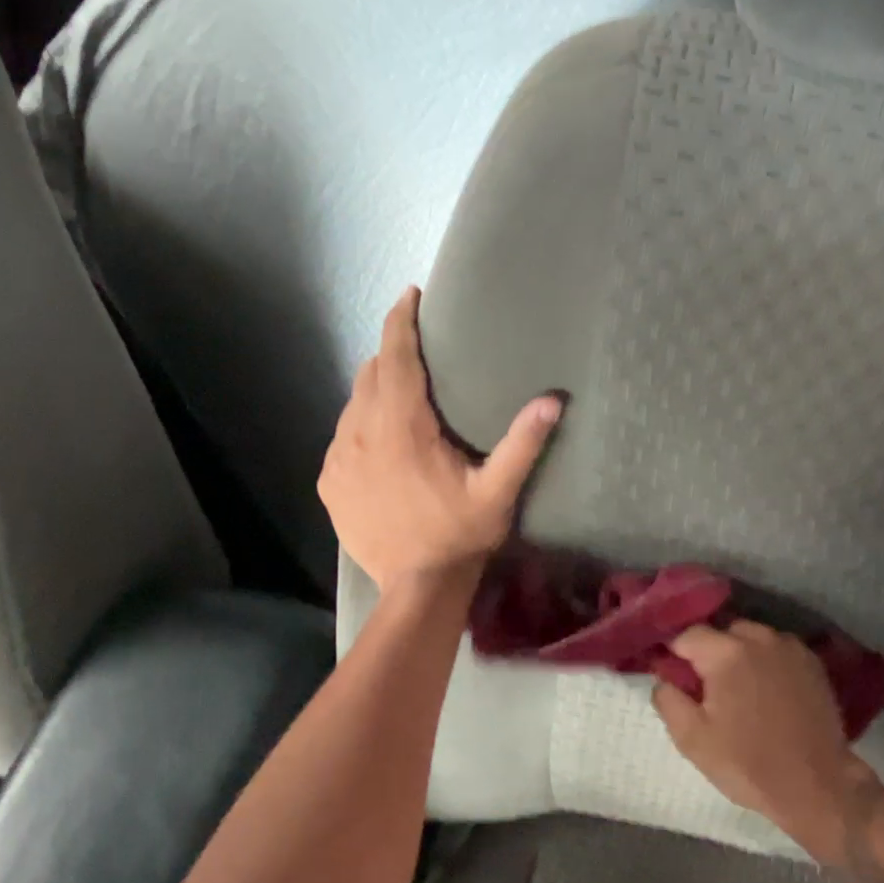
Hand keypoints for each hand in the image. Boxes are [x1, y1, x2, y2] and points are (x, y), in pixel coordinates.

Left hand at [319, 287, 562, 590]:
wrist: (416, 587)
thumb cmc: (461, 533)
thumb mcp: (499, 489)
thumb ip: (523, 443)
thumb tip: (554, 400)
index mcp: (401, 427)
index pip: (395, 358)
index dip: (400, 322)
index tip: (409, 295)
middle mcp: (360, 434)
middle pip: (371, 374)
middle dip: (392, 355)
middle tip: (419, 352)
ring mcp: (338, 460)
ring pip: (353, 405)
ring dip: (377, 392)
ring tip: (405, 398)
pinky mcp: (329, 483)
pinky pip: (343, 436)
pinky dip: (362, 427)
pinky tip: (384, 443)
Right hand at [653, 622, 867, 847]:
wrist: (815, 783)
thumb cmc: (748, 764)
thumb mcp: (693, 740)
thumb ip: (669, 700)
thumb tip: (664, 678)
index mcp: (727, 652)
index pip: (688, 635)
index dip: (676, 655)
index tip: (676, 678)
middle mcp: (761, 638)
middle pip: (723, 633)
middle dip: (711, 653)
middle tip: (709, 690)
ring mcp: (791, 647)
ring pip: (753, 638)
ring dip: (742, 655)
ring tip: (742, 692)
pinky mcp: (813, 661)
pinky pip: (778, 650)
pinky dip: (768, 662)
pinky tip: (770, 692)